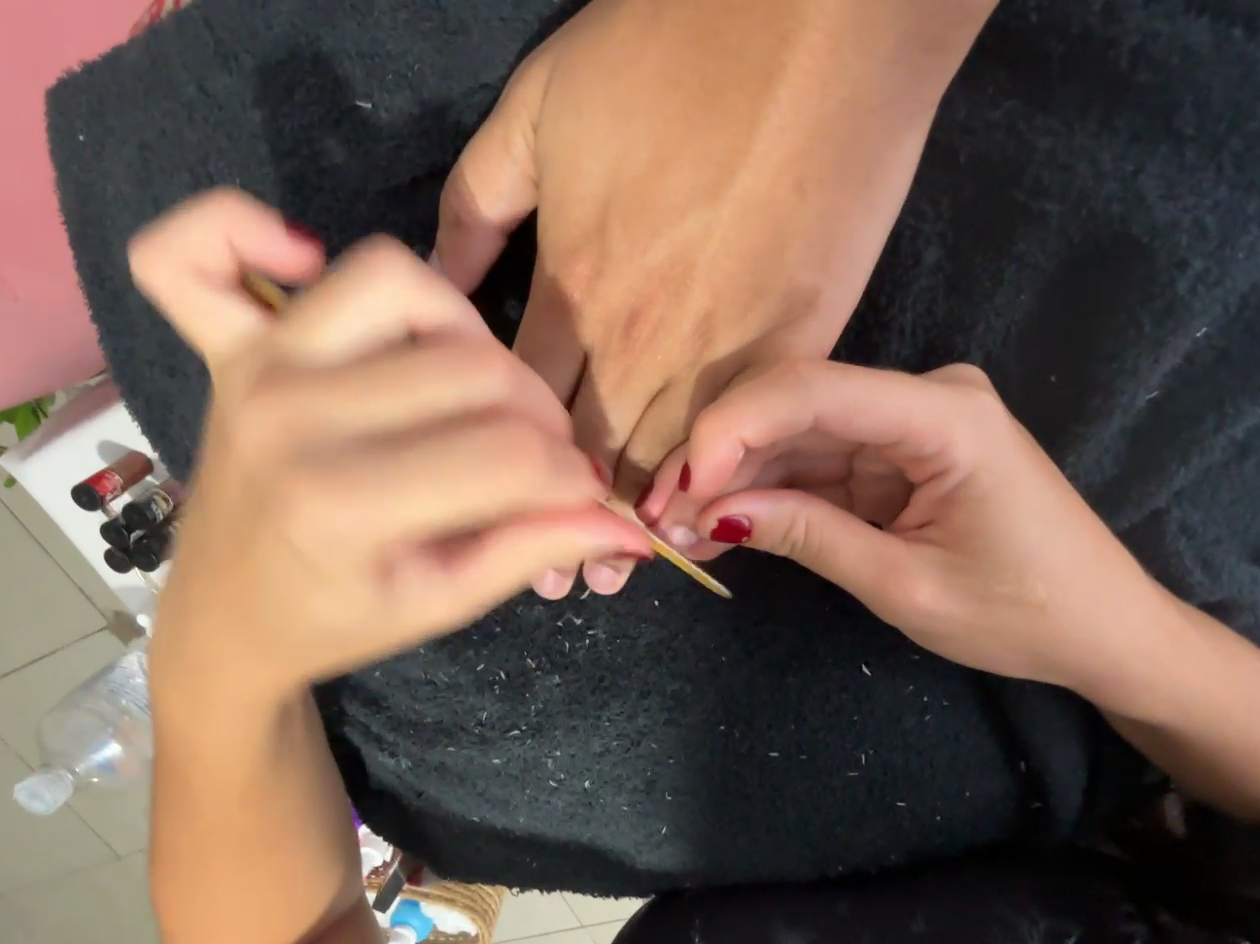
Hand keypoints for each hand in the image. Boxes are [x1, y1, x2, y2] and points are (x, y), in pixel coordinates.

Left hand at [130, 190, 650, 709]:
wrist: (227, 618)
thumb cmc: (340, 618)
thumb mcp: (443, 601)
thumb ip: (534, 551)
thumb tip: (626, 524)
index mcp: (344, 505)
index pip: (508, 455)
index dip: (570, 475)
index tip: (582, 497)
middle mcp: (294, 418)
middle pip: (471, 367)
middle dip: (539, 416)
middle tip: (542, 458)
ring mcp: (257, 370)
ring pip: (397, 281)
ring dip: (462, 329)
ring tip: (473, 387)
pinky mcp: (229, 348)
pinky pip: (205, 247)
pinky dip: (247, 230)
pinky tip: (304, 259)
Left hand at [433, 0, 995, 597]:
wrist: (817, 17)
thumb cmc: (672, 51)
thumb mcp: (537, 112)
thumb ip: (478, 208)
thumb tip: (442, 281)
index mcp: (573, 284)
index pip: (527, 407)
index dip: (511, 468)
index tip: (502, 516)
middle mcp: (638, 334)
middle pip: (590, 447)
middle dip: (566, 513)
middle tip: (555, 572)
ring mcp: (720, 343)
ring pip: (665, 456)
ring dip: (637, 516)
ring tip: (616, 568)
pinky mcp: (797, 340)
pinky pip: (749, 437)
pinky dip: (720, 484)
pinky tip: (702, 524)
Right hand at [643, 359, 1184, 699]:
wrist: (1105, 631)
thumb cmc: (1024, 613)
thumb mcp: (905, 586)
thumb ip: (809, 536)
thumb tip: (712, 512)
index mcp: (945, 416)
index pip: (810, 391)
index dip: (731, 431)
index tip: (679, 490)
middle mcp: (924, 398)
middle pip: (793, 409)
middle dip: (719, 462)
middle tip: (659, 518)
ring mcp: (909, 423)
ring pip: (795, 437)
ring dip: (734, 483)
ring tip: (680, 531)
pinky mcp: (897, 453)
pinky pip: (818, 464)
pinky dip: (769, 496)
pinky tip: (722, 528)